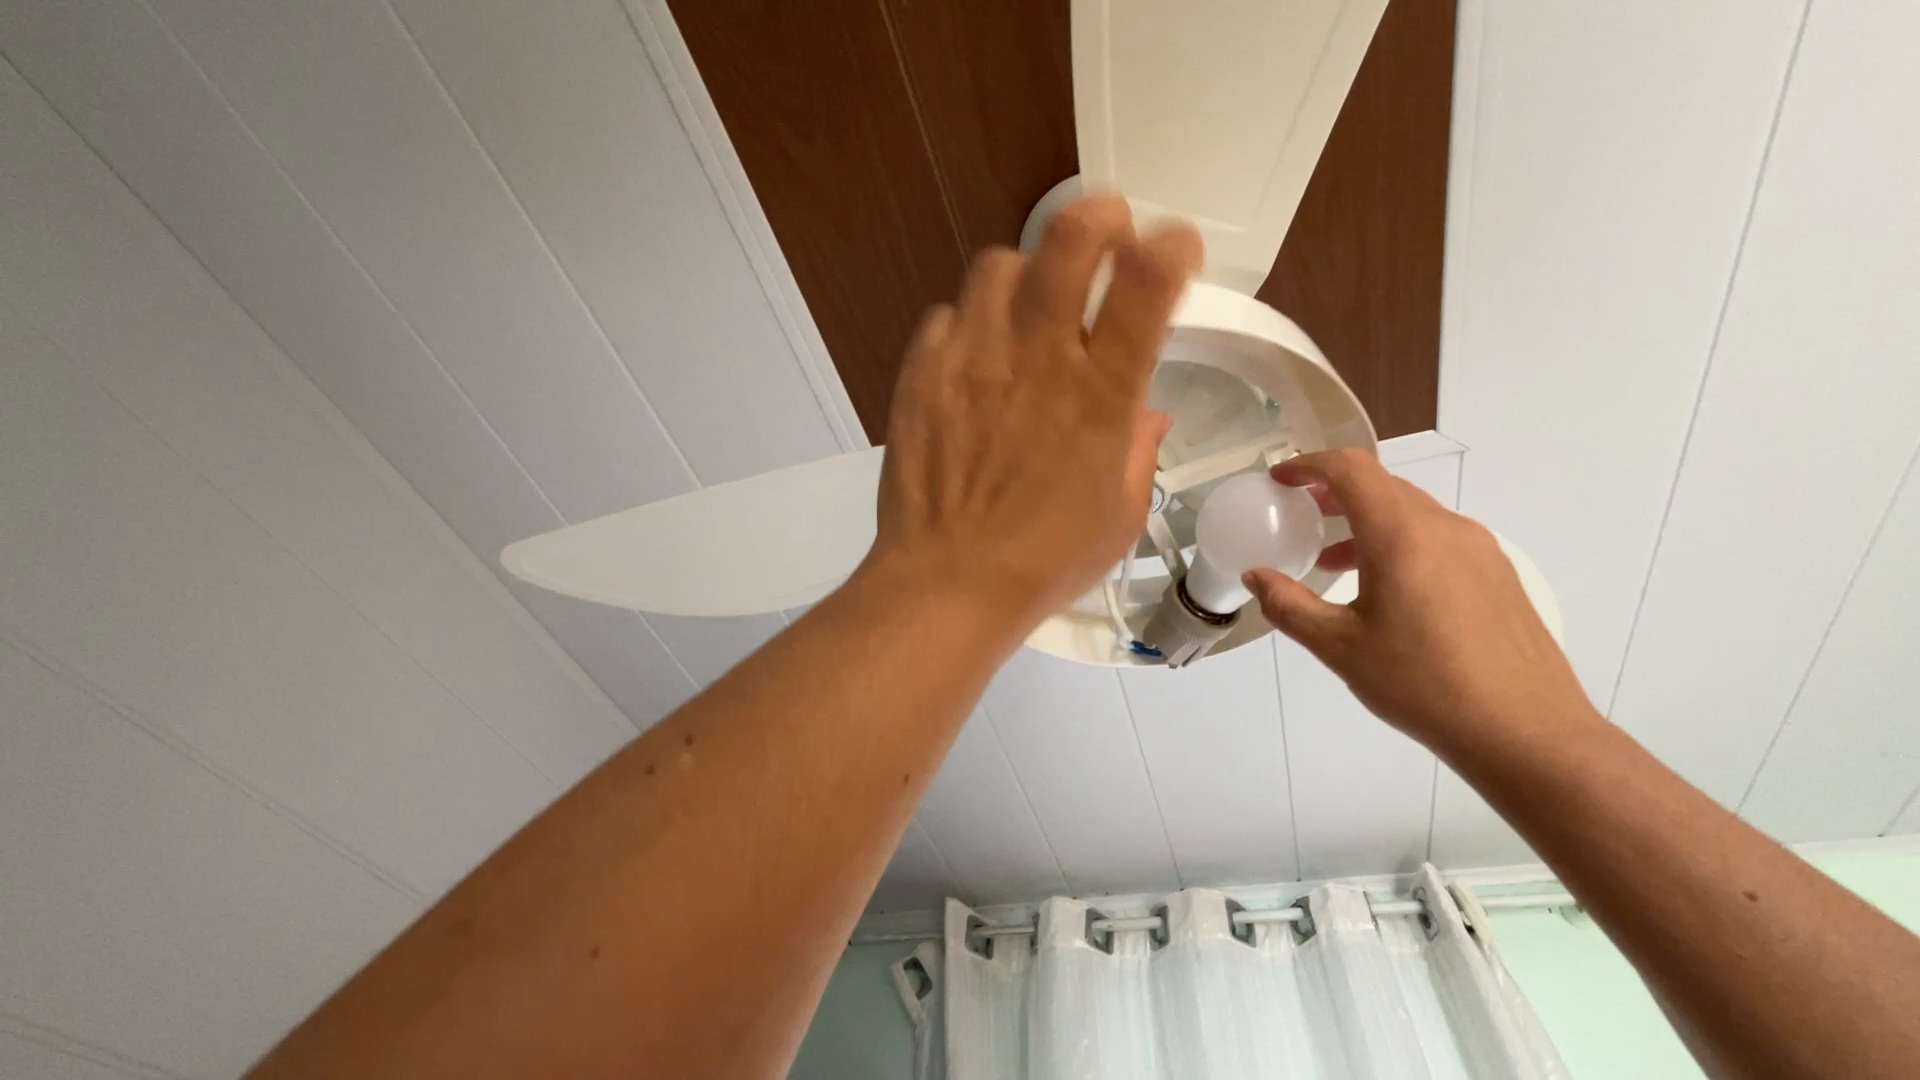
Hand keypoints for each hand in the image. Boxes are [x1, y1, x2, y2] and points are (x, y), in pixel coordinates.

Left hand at [861, 195, 1202, 628]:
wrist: (948, 584)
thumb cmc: (1046, 560)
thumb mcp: (1119, 515)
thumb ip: (1137, 451)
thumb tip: (1148, 413)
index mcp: (1101, 395)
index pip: (1147, 282)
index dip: (1171, 246)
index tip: (1175, 250)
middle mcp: (1039, 359)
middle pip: (1069, 239)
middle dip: (1098, 216)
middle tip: (1107, 232)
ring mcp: (973, 359)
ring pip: (999, 266)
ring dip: (1024, 276)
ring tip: (1026, 311)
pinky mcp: (922, 373)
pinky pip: (946, 315)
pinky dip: (968, 325)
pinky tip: (974, 360)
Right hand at [1243, 450, 1594, 751]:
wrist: (1525, 731)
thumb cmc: (1423, 684)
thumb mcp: (1340, 647)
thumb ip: (1289, 605)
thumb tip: (1257, 577)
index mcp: (1402, 535)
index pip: (1351, 470)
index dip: (1309, 465)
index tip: (1280, 480)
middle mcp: (1445, 528)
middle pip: (1383, 487)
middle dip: (1334, 494)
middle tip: (1299, 517)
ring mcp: (1479, 549)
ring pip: (1412, 513)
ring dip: (1366, 522)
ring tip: (1333, 560)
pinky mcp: (1497, 574)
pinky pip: (1437, 538)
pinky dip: (1399, 542)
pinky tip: (1386, 590)